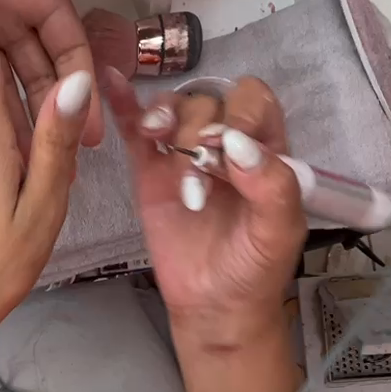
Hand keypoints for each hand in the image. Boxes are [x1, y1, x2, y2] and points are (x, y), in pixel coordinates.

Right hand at [104, 72, 304, 350]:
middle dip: (197, 132)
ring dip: (164, 117)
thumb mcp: (279, 231)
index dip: (237, 115)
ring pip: (172, 110)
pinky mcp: (148, 172)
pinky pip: (135, 131)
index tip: (224, 152)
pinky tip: (111, 85)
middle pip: (207, 102)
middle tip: (195, 179)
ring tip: (158, 140)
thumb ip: (272, 184)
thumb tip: (237, 144)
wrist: (214, 306)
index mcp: (264, 149)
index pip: (252, 102)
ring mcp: (181, 156)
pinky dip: (124, 106)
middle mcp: (223, 143)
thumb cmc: (254, 269)